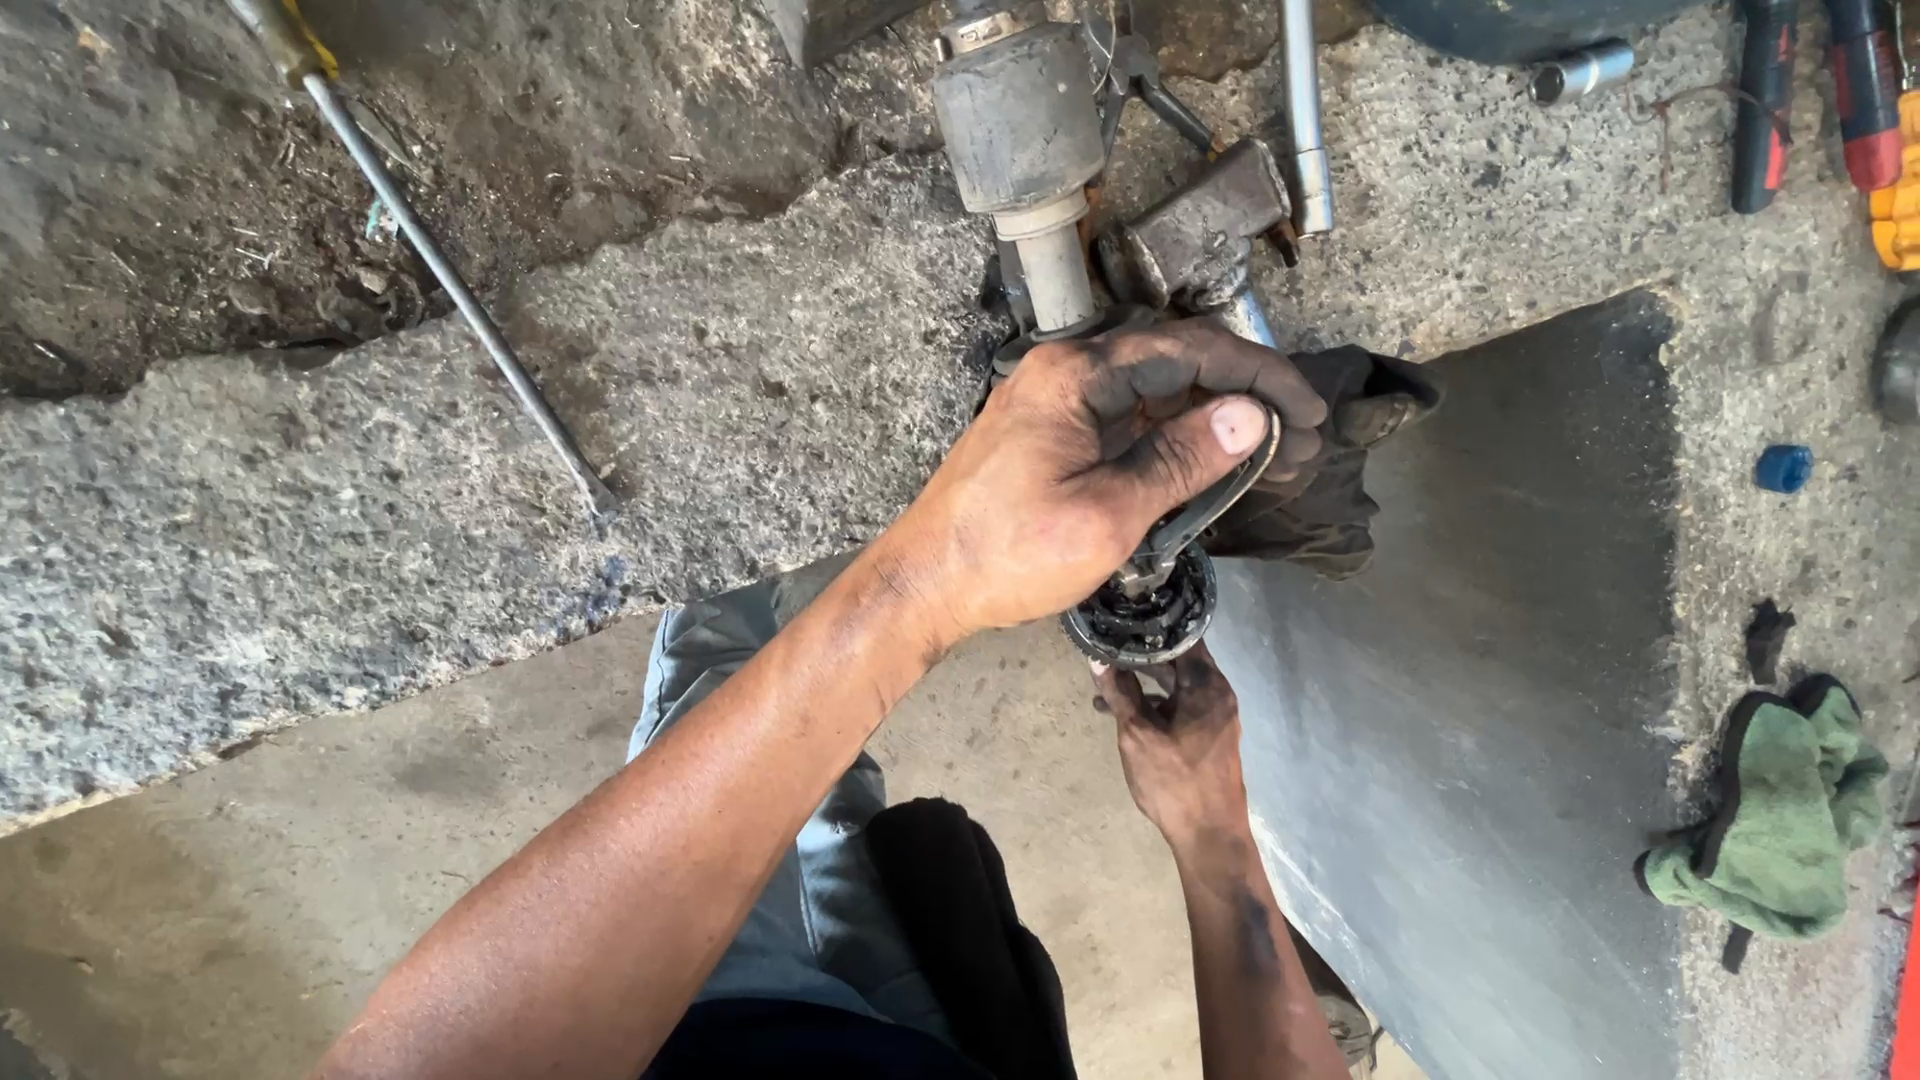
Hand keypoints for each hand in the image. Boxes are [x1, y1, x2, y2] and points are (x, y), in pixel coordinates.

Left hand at [871, 320, 1326, 640]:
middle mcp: (1062, 373)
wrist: (924, 583)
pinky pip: (1119, 422)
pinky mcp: (1046, 435)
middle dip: (1240, 395)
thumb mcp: (1106, 514)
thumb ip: (1180, 460)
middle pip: (1171, 363)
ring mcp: (1051, 403)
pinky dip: (1164, 439)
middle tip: (1295, 440)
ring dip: (1204, 419)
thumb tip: (1249, 415)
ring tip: (1261, 456)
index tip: (1308, 415)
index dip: (1260, 378)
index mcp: (1075, 376)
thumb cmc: (1007, 554)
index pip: (1190, 351)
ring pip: (1147, 394)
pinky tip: (1199, 464)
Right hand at [1094, 641, 1250, 850]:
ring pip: (1175, 684)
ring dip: (1143, 681)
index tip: (1124, 615)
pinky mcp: (1208, 734)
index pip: (1182, 636)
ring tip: (1104, 683)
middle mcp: (1217, 694)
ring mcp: (1215, 715)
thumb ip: (1119, 693)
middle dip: (1141, 654)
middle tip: (1106, 644)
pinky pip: (1179, 704)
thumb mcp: (1137, 735)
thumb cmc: (1174, 783)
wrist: (1210, 838)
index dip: (1153, 624)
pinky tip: (1122, 712)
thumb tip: (1098, 659)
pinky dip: (1154, 702)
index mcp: (1207, 686)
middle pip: (1178, 659)